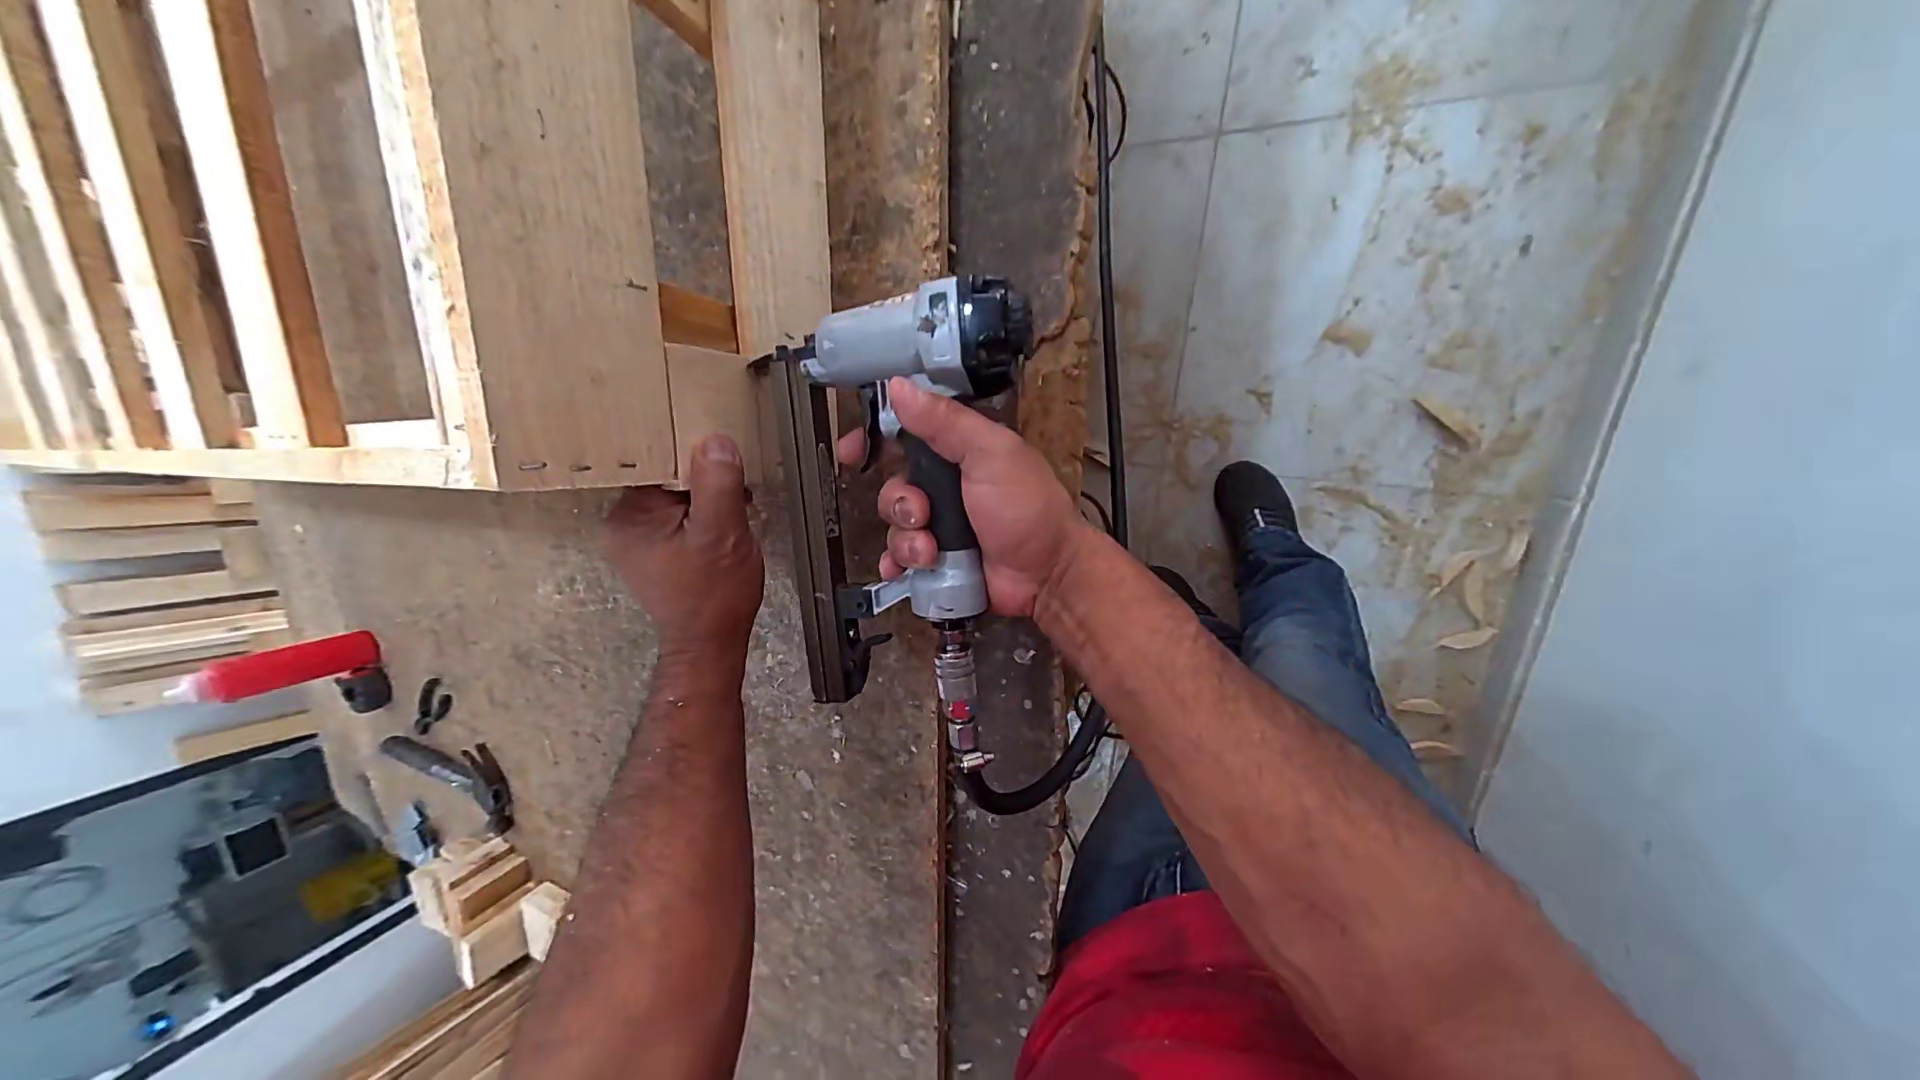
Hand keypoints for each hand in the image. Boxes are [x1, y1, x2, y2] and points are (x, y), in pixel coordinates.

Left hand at [606, 435, 764, 658]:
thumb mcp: (724, 533)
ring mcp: (635, 539)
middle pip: (669, 479)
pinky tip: (722, 531)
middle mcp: (622, 523)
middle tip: (738, 500)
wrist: (711, 643)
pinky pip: (678, 517)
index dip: (700, 465)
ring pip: (677, 498)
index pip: (663, 465)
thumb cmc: (716, 593)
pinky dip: (702, 518)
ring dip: (708, 501)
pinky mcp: (652, 551)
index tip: (730, 475)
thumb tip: (714, 439)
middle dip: (707, 485)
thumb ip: (718, 484)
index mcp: (629, 516)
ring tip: (733, 519)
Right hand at [838, 377, 1093, 616]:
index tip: (853, 449)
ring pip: (895, 527)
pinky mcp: (937, 561)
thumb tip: (900, 387)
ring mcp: (941, 526)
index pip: (906, 435)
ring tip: (932, 551)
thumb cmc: (1028, 508)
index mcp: (958, 452)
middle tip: (923, 514)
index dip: (874, 439)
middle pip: (893, 487)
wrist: (1047, 574)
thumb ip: (946, 422)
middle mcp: (945, 487)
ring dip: (906, 540)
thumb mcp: (991, 454)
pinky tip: (907, 570)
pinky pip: (900, 559)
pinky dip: (898, 564)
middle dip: (899, 503)